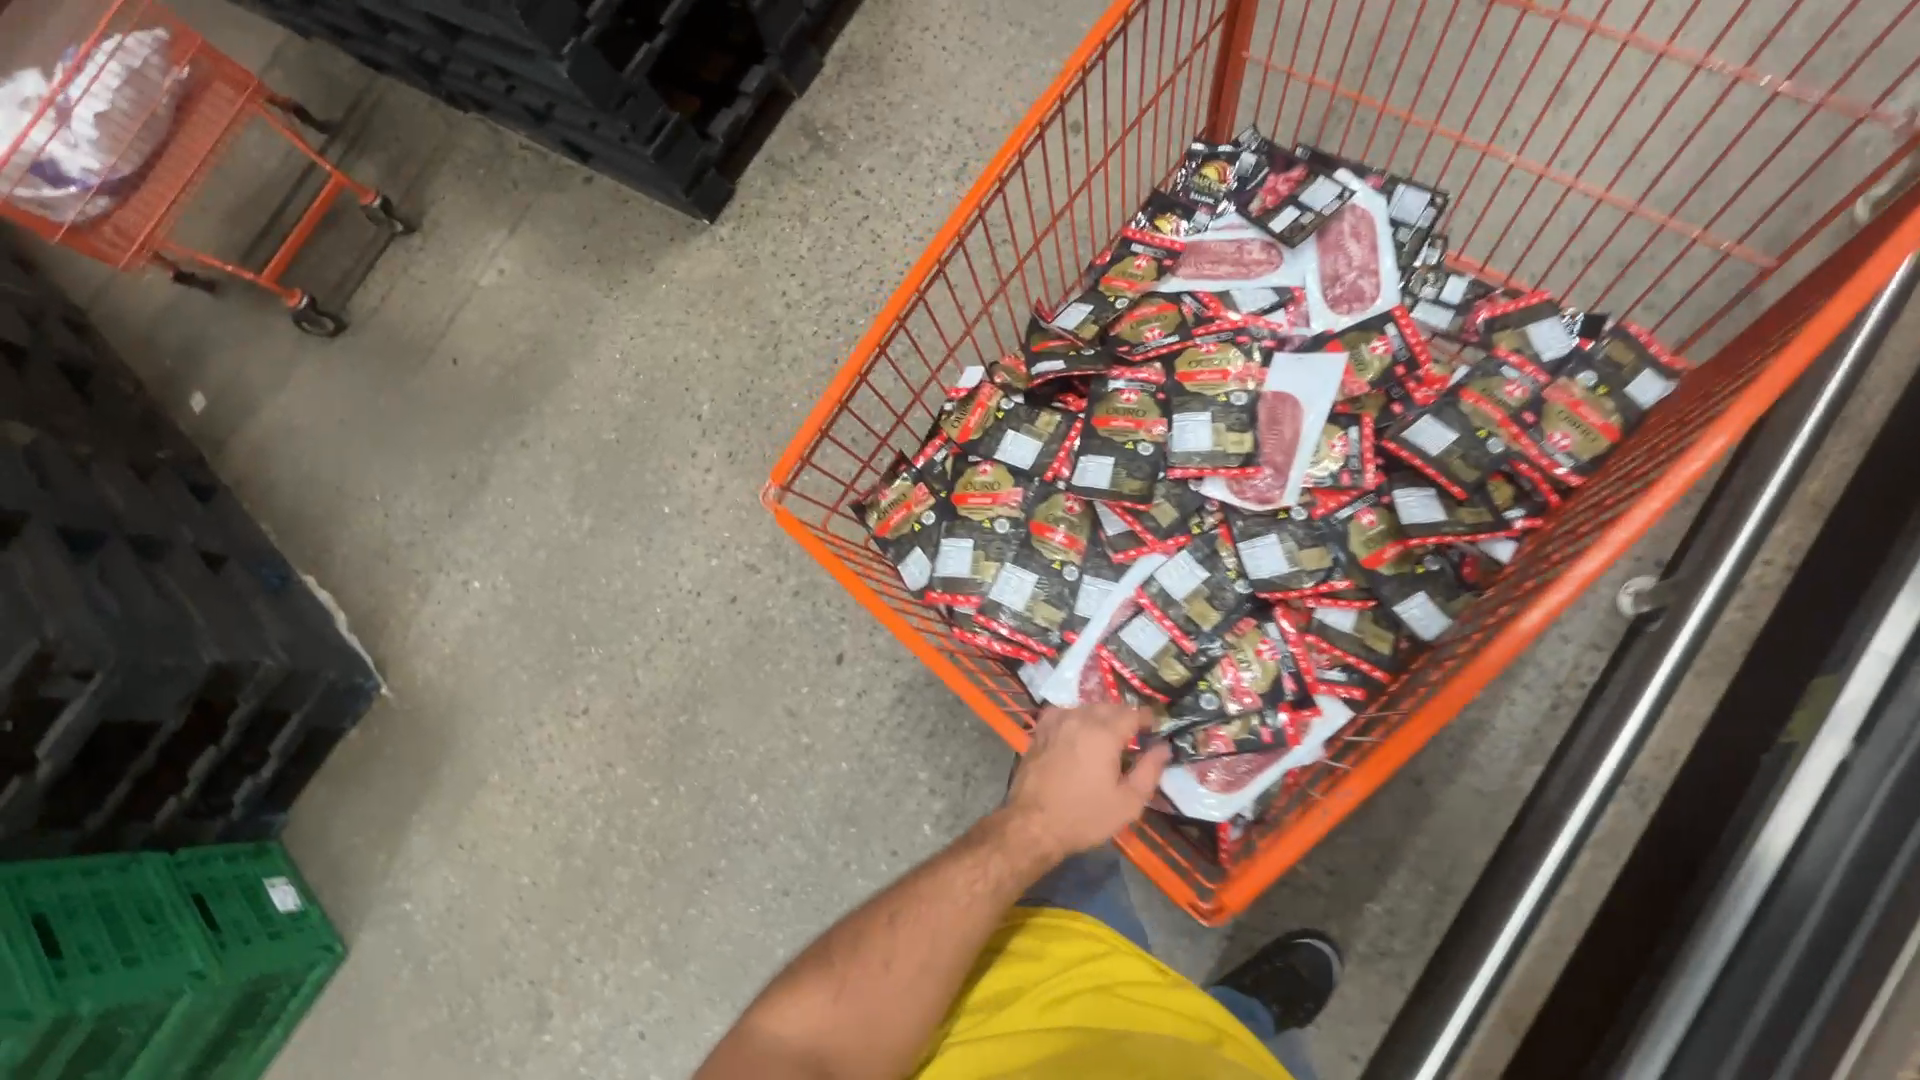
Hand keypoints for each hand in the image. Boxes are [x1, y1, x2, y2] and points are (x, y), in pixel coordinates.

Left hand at [1003, 704, 1172, 860]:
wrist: (1033, 825)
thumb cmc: (1084, 817)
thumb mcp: (1128, 802)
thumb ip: (1149, 770)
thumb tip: (1163, 747)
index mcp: (1104, 733)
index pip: (1132, 713)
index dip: (1147, 718)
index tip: (1154, 728)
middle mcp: (1079, 719)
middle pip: (1108, 706)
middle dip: (1124, 716)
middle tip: (1133, 735)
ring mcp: (1056, 722)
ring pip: (1085, 707)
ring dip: (1100, 716)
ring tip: (1106, 735)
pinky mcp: (1039, 731)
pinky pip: (1063, 713)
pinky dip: (1075, 717)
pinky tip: (1077, 733)